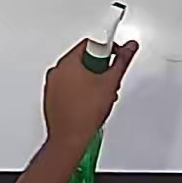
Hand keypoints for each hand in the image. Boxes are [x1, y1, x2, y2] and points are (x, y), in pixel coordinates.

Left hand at [43, 38, 137, 152]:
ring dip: (91, 81)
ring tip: (101, 96)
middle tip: (108, 81)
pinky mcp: (51, 99)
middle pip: (83, 59)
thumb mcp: (110, 82)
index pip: (90, 44)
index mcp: (68, 63)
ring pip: (76, 74)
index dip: (107, 50)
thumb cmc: (84, 113)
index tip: (115, 59)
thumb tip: (130, 47)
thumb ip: (122, 61)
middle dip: (100, 68)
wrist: (70, 139)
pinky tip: (90, 103)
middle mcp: (56, 72)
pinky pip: (68, 87)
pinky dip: (80, 91)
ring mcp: (52, 86)